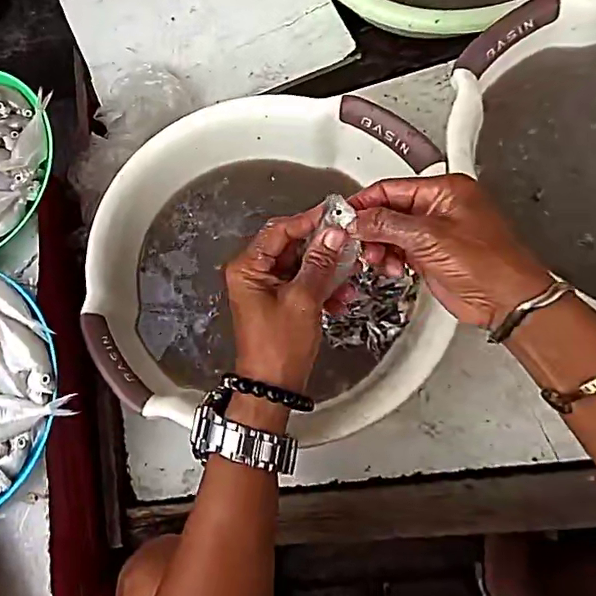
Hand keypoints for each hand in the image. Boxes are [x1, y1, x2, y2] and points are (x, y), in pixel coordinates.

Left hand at [223, 204, 346, 389]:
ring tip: (347, 279)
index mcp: (246, 267)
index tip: (335, 214)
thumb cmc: (277, 347)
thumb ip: (319, 265)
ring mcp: (264, 285)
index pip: (278, 231)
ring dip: (326, 270)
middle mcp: (251, 272)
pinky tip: (339, 297)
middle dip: (322, 248)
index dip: (308, 221)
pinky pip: (302, 282)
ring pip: (300, 264)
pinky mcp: (277, 298)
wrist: (273, 382)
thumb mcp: (303, 300)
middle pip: (290, 245)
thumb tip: (332, 236)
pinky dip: (322, 286)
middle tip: (349, 244)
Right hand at [345, 175, 553, 327]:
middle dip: (369, 230)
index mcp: (445, 191)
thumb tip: (354, 219)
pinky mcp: (429, 251)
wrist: (508, 302)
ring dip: (377, 247)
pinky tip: (392, 267)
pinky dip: (387, 258)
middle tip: (360, 243)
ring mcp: (433, 230)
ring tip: (378, 259)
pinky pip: (394, 248)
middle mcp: (438, 207)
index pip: (388, 188)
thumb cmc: (490, 266)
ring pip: (386, 231)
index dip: (363, 204)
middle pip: (384, 210)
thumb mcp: (427, 237)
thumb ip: (384, 224)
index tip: (343, 219)